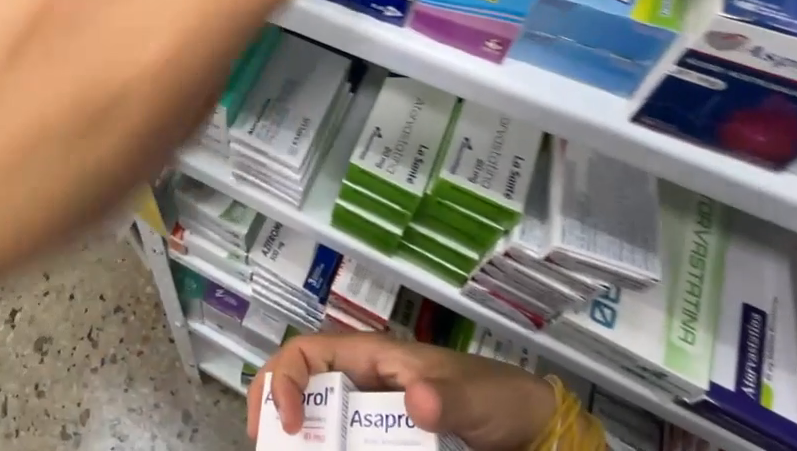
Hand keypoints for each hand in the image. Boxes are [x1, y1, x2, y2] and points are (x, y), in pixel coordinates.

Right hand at [248, 333, 557, 450]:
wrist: (530, 430)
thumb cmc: (494, 397)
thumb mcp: (470, 394)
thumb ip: (444, 396)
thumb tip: (415, 401)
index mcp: (370, 358)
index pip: (307, 354)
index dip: (283, 378)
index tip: (285, 422)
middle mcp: (362, 386)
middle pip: (301, 388)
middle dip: (274, 413)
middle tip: (266, 446)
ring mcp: (373, 420)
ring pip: (320, 425)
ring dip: (300, 441)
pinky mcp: (387, 445)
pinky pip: (348, 447)